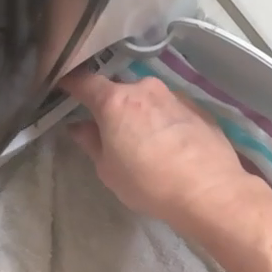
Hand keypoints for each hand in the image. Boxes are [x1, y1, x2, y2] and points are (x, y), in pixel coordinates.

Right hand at [60, 69, 253, 229]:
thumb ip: (91, 143)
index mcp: (115, 101)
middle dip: (112, 106)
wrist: (208, 189)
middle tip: (110, 130)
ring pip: (148, 99)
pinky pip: (171, 110)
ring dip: (141, 113)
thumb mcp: (109, 170)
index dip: (71, 83)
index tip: (63, 87)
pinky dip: (164, 121)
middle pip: (119, 90)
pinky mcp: (198, 108)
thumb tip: (78, 127)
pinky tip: (170, 146)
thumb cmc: (149, 182)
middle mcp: (144, 89)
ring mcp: (174, 95)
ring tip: (144, 142)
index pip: (84, 81)